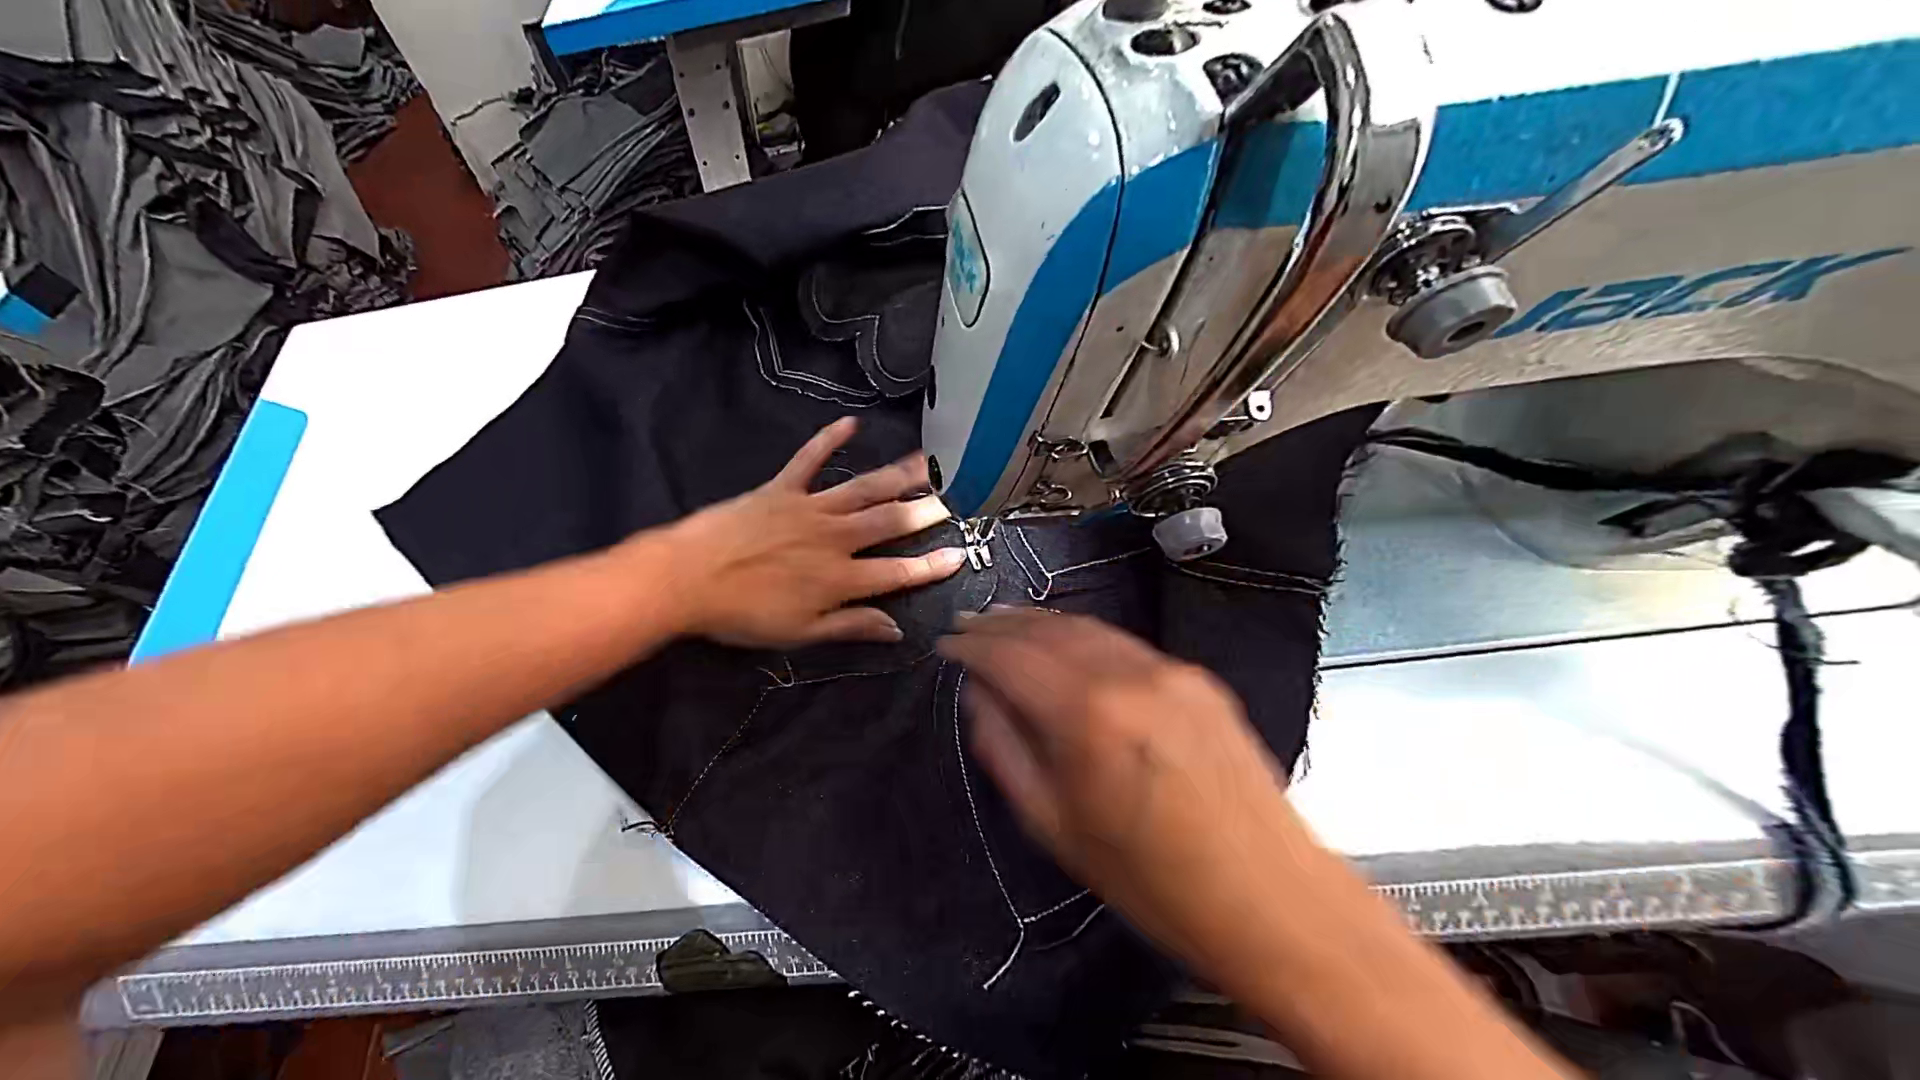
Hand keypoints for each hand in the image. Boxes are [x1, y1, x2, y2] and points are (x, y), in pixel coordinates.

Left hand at [645, 418, 965, 647]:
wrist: (686, 578)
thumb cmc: (742, 614)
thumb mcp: (800, 634)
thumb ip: (851, 626)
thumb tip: (896, 629)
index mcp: (840, 579)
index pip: (898, 572)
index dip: (931, 566)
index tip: (959, 554)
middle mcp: (834, 538)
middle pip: (889, 522)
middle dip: (925, 511)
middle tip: (954, 498)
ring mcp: (809, 509)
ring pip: (863, 489)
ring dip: (897, 475)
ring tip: (926, 462)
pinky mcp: (781, 488)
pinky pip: (808, 459)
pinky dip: (828, 439)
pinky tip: (850, 423)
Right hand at [936, 609, 1303, 964]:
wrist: (1271, 897)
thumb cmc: (1153, 881)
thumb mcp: (1055, 825)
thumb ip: (1005, 749)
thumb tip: (980, 696)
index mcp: (1087, 716)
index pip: (1010, 657)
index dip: (972, 646)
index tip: (948, 644)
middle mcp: (1129, 677)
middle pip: (1048, 629)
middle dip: (1002, 624)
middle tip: (970, 625)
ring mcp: (1170, 671)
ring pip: (1089, 627)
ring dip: (1042, 623)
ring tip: (1007, 624)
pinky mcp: (1198, 678)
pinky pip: (1125, 644)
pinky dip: (1084, 636)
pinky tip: (1068, 645)